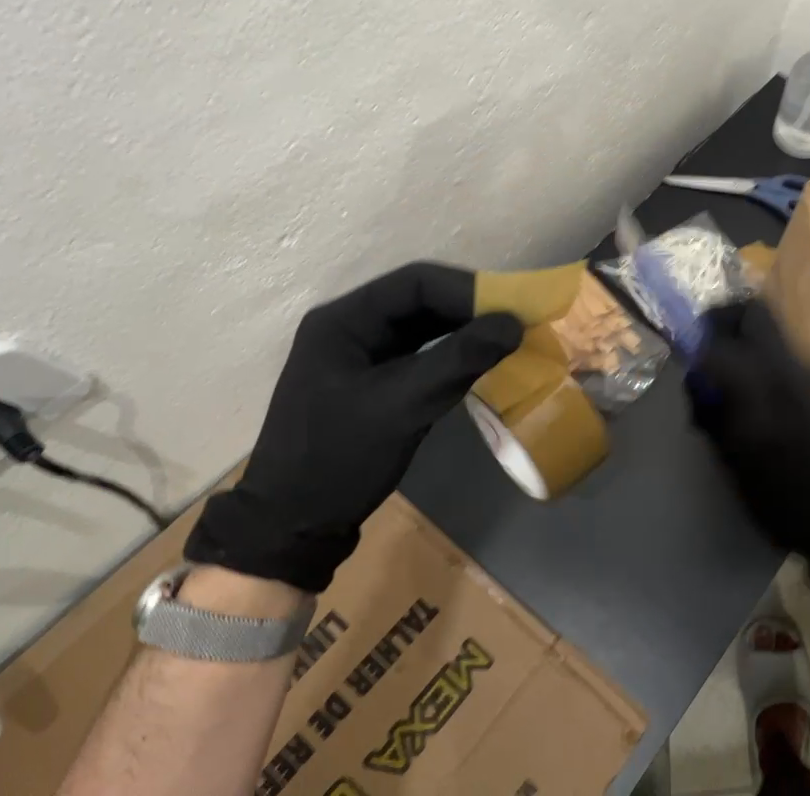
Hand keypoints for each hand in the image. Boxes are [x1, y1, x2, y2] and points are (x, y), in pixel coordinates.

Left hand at [186, 262, 521, 592]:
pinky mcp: (373, 384)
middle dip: (470, 310)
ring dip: (464, 332)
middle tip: (518, 324)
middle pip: (421, 302)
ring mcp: (361, 357)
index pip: (416, 283)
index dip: (469, 290)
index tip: (513, 308)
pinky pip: (420, 356)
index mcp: (344, 320)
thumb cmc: (338, 458)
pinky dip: (452, 356)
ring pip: (423, 329)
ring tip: (507, 340)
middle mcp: (351, 328)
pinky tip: (480, 364)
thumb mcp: (403, 406)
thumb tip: (515, 324)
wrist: (292, 526)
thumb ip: (459, 360)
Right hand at [690, 301, 809, 618]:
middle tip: (703, 349)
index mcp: (760, 389)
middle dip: (722, 320)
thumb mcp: (734, 464)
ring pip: (770, 329)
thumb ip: (712, 413)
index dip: (694, 338)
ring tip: (726, 379)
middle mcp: (787, 367)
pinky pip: (783, 354)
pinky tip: (754, 397)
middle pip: (752, 311)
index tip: (682, 354)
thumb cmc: (785, 504)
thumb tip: (695, 378)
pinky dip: (761, 361)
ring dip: (743, 340)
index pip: (719, 335)